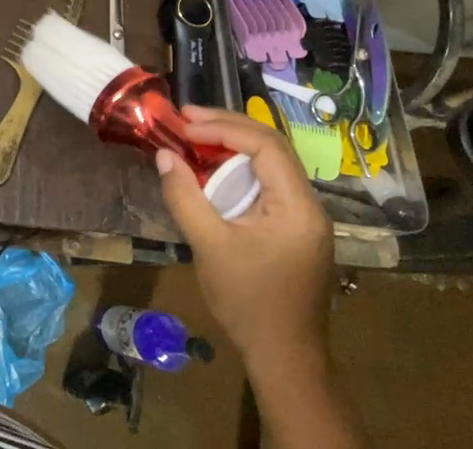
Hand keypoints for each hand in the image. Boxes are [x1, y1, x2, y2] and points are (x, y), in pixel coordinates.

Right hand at [157, 105, 333, 369]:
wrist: (283, 354)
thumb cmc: (247, 300)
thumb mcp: (208, 246)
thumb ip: (185, 196)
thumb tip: (164, 154)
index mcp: (297, 207)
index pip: (266, 146)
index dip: (223, 128)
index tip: (184, 125)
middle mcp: (309, 205)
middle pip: (272, 147)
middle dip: (227, 126)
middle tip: (185, 117)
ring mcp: (304, 218)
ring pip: (271, 164)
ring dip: (231, 145)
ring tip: (193, 135)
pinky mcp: (294, 229)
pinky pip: (268, 184)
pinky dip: (238, 169)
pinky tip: (211, 169)